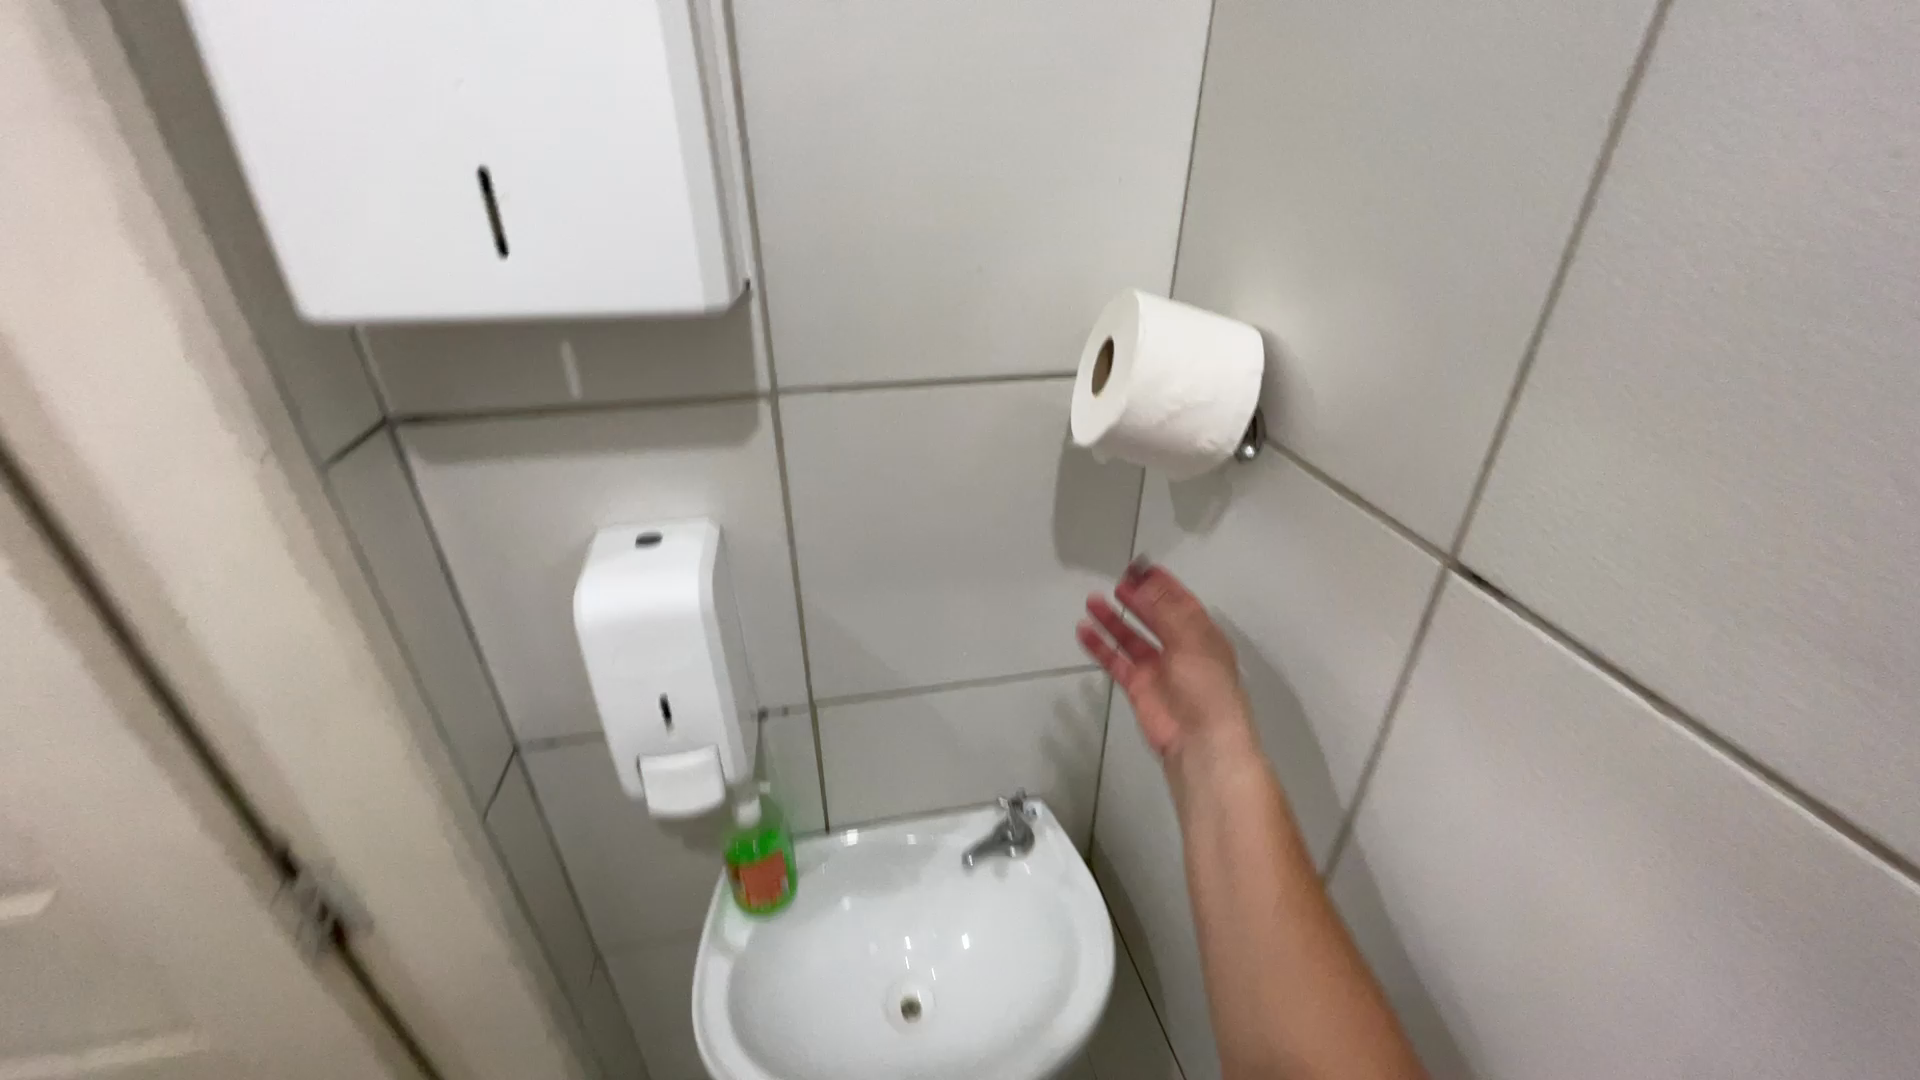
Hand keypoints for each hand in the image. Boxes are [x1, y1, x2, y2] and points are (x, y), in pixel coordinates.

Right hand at [1077, 560, 1254, 763]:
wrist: (1200, 740)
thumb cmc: (1205, 686)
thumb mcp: (1192, 640)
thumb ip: (1165, 609)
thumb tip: (1144, 582)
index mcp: (1201, 634)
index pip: (1180, 601)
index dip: (1161, 584)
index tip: (1141, 567)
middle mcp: (1180, 647)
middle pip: (1154, 616)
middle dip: (1137, 598)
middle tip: (1116, 582)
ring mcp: (1157, 667)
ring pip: (1130, 636)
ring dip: (1113, 619)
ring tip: (1092, 600)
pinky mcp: (1137, 685)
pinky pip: (1115, 660)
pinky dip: (1100, 645)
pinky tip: (1084, 630)